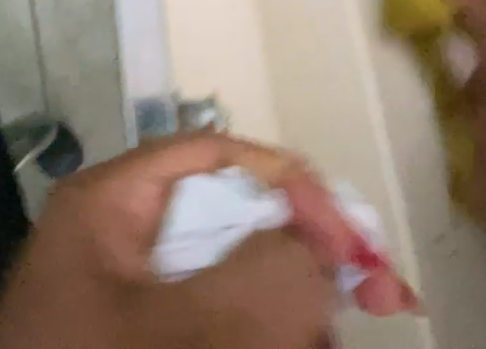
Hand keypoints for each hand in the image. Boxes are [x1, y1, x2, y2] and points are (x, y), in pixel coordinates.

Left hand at [0, 132, 416, 348]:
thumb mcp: (182, 329)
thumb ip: (262, 277)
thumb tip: (322, 243)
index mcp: (112, 202)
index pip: (212, 155)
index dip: (288, 182)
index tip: (352, 239)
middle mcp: (120, 235)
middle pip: (230, 221)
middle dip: (300, 262)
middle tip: (373, 302)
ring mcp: (129, 292)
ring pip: (231, 281)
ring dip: (285, 311)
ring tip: (316, 338)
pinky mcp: (141, 334)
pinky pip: (212, 322)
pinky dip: (253, 333)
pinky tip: (294, 343)